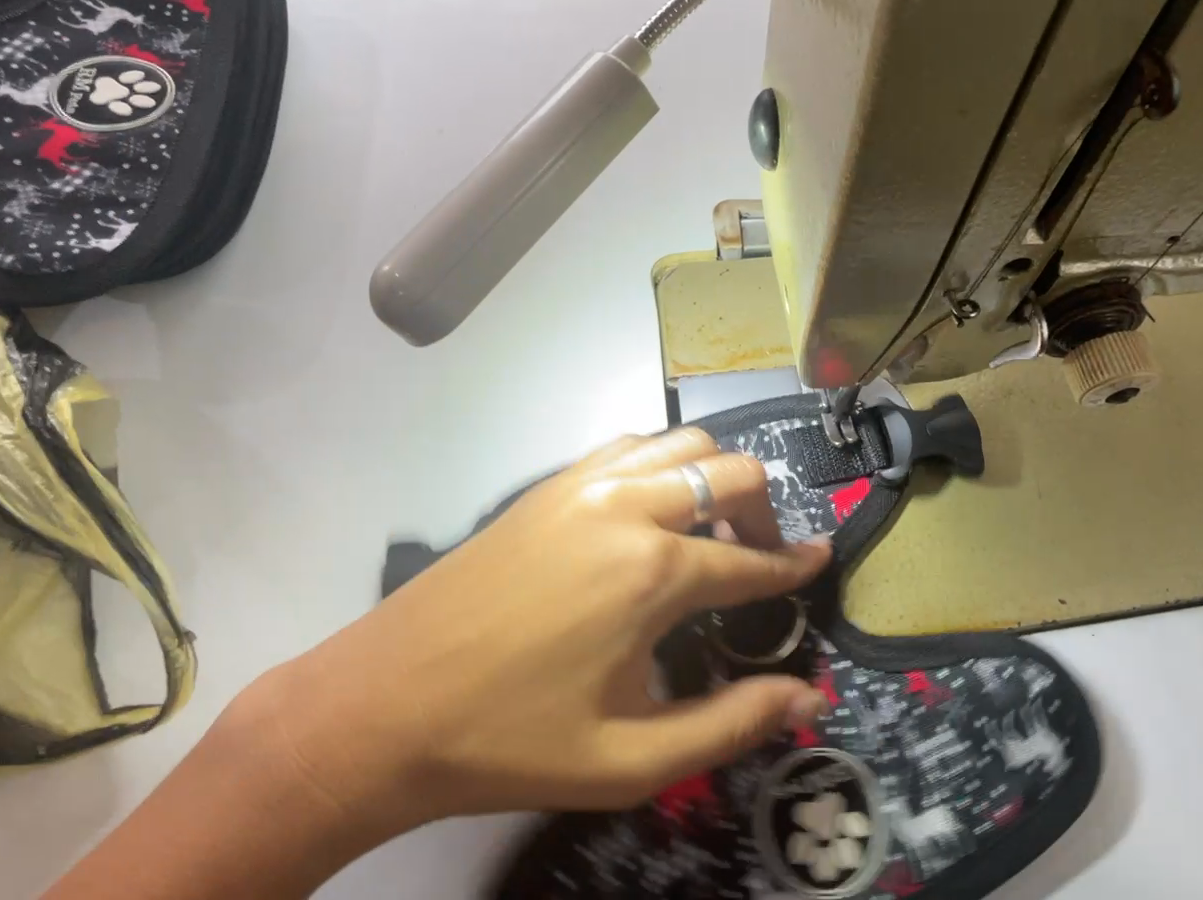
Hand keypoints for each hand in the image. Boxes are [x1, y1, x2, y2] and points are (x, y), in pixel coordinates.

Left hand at [245, 427, 832, 837]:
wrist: (382, 706)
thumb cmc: (511, 741)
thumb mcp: (631, 759)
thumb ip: (730, 725)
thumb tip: (808, 698)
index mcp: (655, 571)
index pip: (751, 560)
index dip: (794, 566)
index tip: (820, 559)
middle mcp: (629, 507)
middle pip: (731, 474)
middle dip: (764, 513)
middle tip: (763, 556)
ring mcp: (582, 484)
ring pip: (682, 442)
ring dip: (715, 476)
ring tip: (712, 527)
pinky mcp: (547, 483)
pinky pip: (628, 445)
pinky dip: (662, 461)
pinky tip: (652, 506)